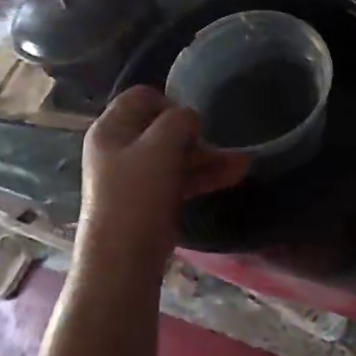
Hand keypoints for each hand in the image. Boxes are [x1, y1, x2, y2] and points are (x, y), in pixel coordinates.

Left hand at [79, 87, 249, 253]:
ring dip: (208, 156)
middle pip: (162, 127)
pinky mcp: (150, 199)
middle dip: (197, 134)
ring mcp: (135, 175)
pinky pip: (180, 177)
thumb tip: (189, 120)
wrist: (124, 259)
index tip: (193, 123)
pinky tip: (235, 175)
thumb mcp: (160, 147)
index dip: (171, 103)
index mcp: (111, 129)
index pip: (141, 97)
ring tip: (244, 162)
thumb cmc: (137, 195)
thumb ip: (179, 121)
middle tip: (221, 144)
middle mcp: (120, 148)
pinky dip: (204, 175)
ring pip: (176, 155)